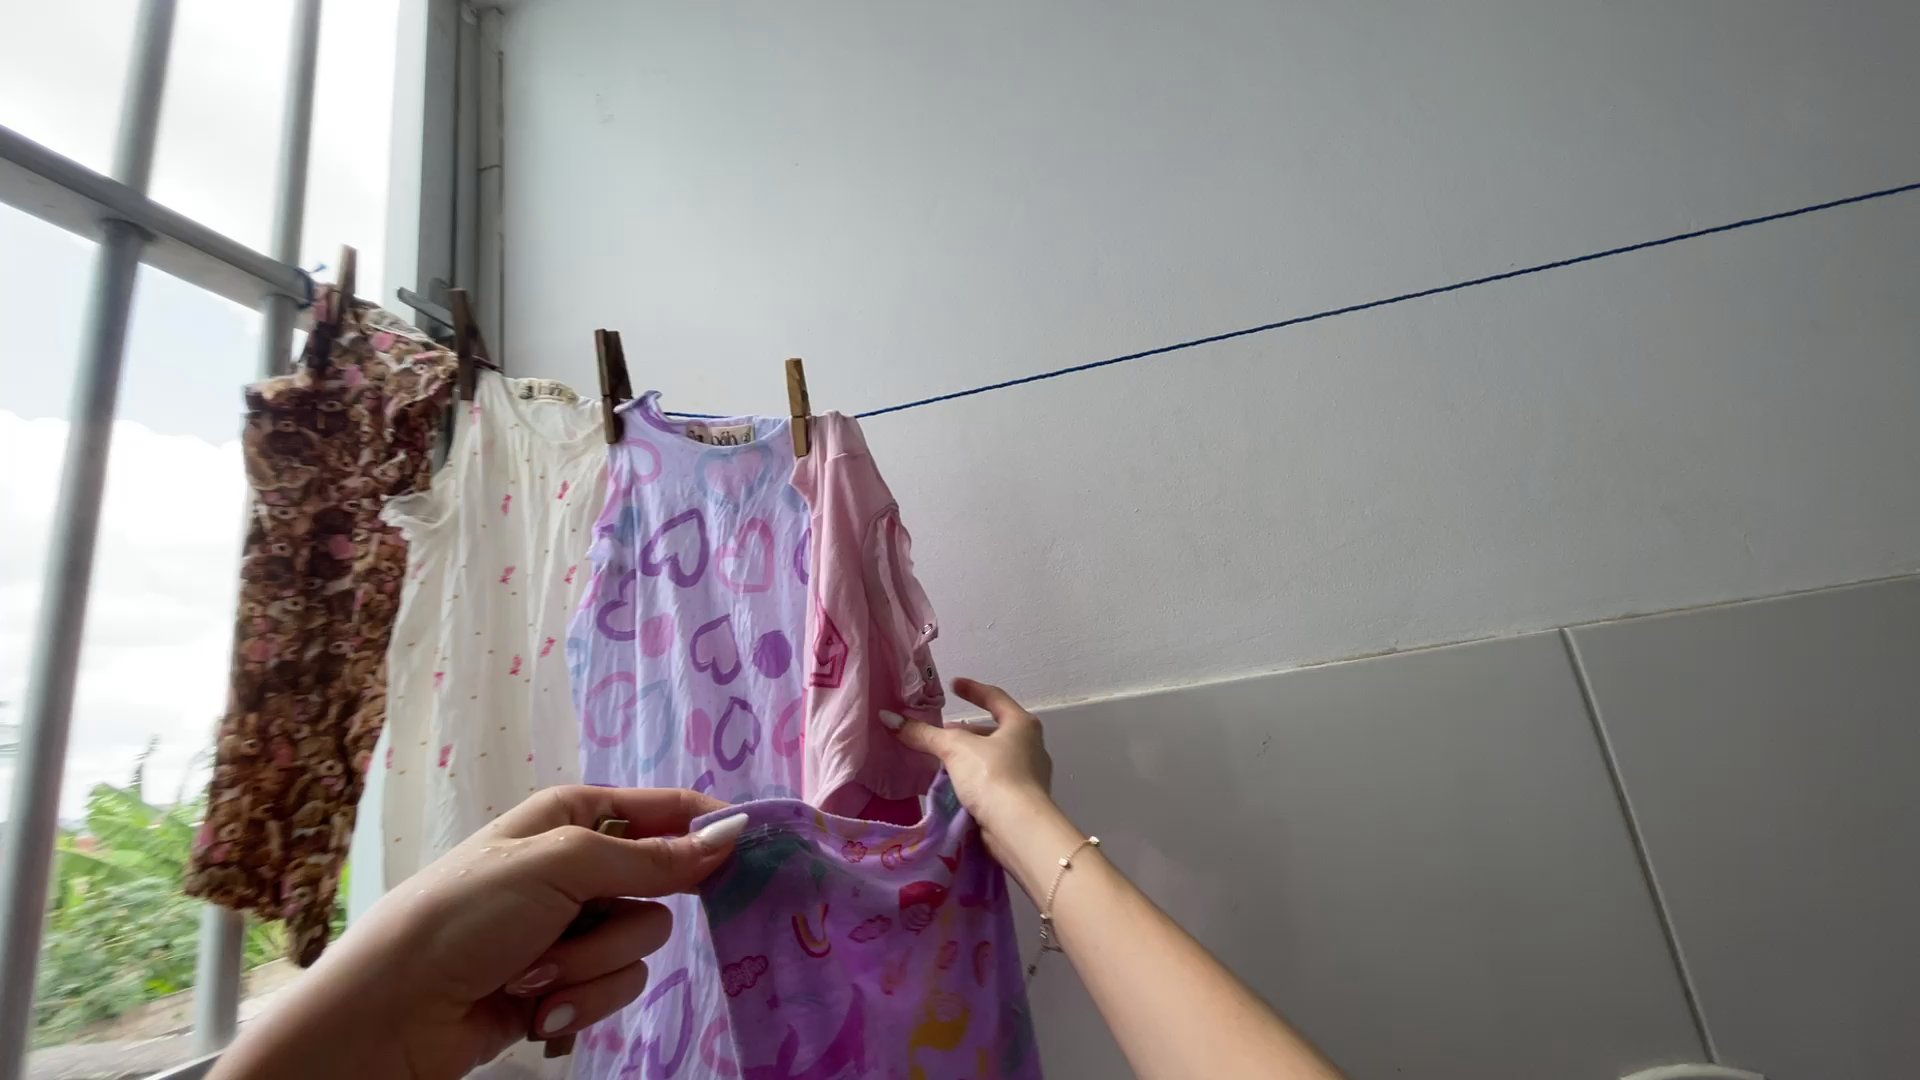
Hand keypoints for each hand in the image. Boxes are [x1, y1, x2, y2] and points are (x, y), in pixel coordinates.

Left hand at [212, 786, 749, 1079]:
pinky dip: (582, 997)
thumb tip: (732, 834)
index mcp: (579, 816)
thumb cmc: (468, 915)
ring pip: (645, 937)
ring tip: (536, 973)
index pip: (667, 808)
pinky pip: (619, 984)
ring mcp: (578, 924)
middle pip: (663, 880)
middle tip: (600, 920)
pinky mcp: (571, 979)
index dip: (710, 824)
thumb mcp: (562, 866)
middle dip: (626, 911)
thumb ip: (653, 857)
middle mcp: (585, 864)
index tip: (753, 846)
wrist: (381, 1022)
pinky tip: (533, 1006)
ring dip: (594, 962)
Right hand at [885, 677, 1055, 868]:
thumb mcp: (954, 749)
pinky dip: (975, 778)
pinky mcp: (1022, 801)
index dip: (972, 689)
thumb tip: (888, 718)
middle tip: (942, 731)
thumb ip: (923, 734)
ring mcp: (1030, 775)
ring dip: (970, 756)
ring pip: (994, 757)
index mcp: (1022, 724)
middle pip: (994, 730)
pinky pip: (994, 780)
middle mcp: (1031, 745)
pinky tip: (956, 785)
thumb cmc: (993, 776)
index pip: (995, 698)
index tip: (954, 685)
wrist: (1019, 829)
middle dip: (967, 731)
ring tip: (943, 759)